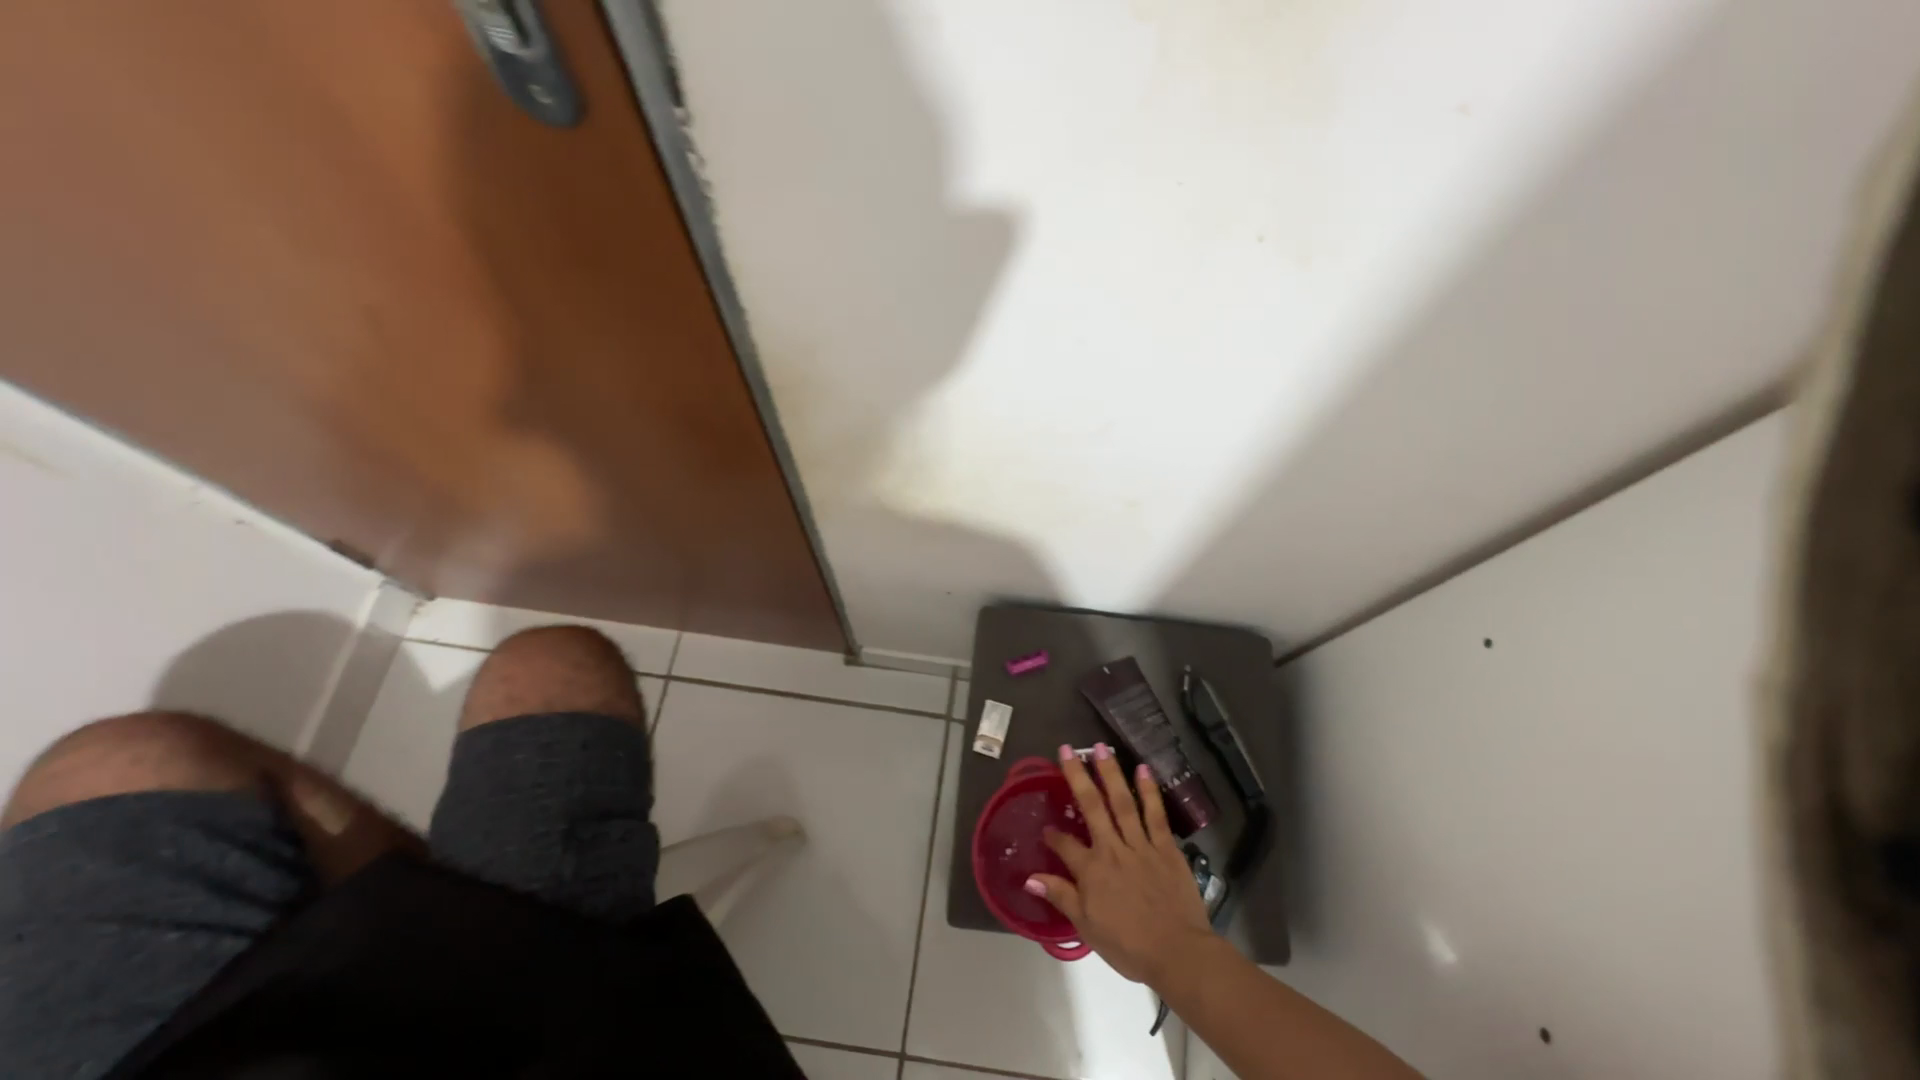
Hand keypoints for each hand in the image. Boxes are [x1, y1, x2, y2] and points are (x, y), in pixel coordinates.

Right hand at [1026, 742, 1216, 985]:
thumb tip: (1030, 877)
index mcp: (1091, 870)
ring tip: (1101, 747)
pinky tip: (1143, 769)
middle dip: (1077, 776)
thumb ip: (1060, 896)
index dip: (1053, 835)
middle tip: (1067, 749)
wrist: (1177, 952)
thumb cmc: (1129, 945)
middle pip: (1091, 807)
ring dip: (1111, 772)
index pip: (1064, 845)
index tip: (1046, 827)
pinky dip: (1148, 791)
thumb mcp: (1087, 926)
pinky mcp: (1166, 848)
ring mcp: (1141, 845)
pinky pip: (1155, 814)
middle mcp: (1112, 849)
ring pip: (1122, 802)